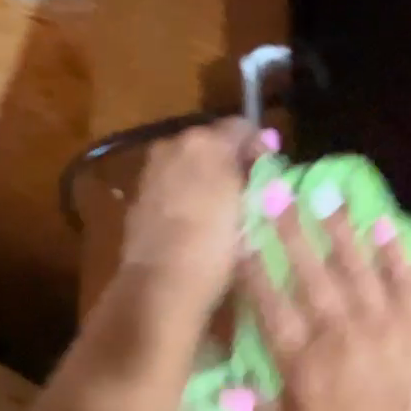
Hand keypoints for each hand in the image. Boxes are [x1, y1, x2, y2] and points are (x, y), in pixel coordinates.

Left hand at [119, 119, 269, 315]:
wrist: (161, 283)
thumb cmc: (215, 245)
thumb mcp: (251, 208)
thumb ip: (258, 173)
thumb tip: (264, 148)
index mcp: (206, 141)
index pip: (242, 127)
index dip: (259, 147)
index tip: (271, 173)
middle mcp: (174, 144)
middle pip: (212, 144)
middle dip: (230, 162)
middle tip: (249, 194)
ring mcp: (152, 170)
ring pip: (191, 165)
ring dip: (207, 180)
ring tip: (225, 212)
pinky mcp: (139, 197)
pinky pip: (173, 186)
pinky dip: (187, 196)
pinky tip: (198, 224)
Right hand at [241, 201, 410, 410]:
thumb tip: (228, 390)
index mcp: (304, 364)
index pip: (270, 305)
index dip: (253, 267)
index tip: (240, 234)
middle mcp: (338, 332)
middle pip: (308, 271)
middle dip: (289, 229)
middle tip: (275, 190)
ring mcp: (384, 323)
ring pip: (354, 265)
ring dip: (338, 228)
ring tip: (325, 193)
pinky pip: (404, 278)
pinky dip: (393, 250)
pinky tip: (383, 224)